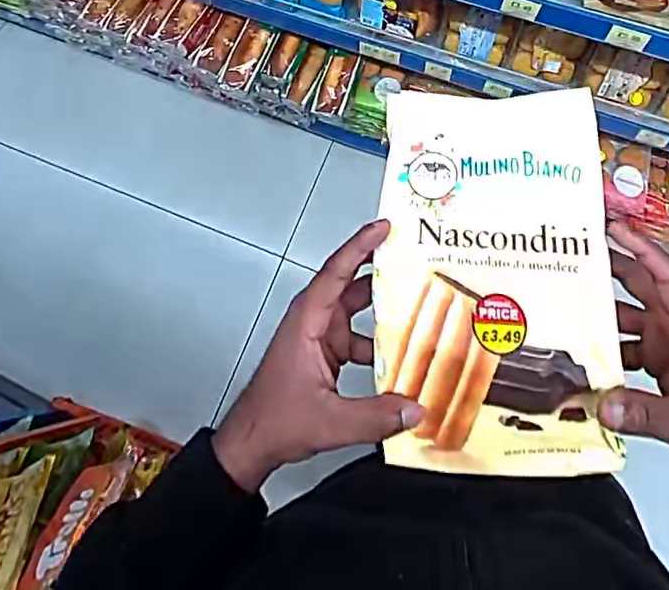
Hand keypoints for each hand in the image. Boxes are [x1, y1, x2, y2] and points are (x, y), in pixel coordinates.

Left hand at [213, 220, 423, 492]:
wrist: (252, 439)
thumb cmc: (274, 418)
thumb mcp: (331, 421)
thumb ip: (377, 416)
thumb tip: (415, 408)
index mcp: (307, 320)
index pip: (336, 271)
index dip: (360, 245)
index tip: (382, 228)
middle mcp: (312, 320)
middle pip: (349, 282)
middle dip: (377, 265)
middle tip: (408, 252)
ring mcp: (318, 335)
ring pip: (355, 311)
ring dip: (382, 308)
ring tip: (415, 303)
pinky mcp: (324, 352)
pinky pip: (357, 336)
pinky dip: (377, 342)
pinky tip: (400, 357)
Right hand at [603, 223, 668, 518]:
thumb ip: (644, 413)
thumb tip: (602, 403)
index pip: (664, 276)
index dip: (638, 247)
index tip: (612, 227)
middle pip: (640, 287)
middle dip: (608, 267)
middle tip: (574, 252)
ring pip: (627, 317)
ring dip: (600, 312)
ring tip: (566, 305)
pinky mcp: (661, 368)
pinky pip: (625, 346)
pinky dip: (604, 348)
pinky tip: (583, 355)